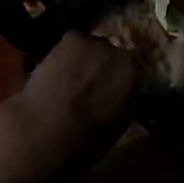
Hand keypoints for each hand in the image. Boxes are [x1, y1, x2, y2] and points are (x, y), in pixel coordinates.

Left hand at [12, 33, 136, 168]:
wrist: (45, 132)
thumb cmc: (82, 144)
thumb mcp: (115, 128)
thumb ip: (124, 104)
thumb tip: (121, 96)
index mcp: (138, 83)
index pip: (136, 74)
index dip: (122, 81)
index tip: (111, 89)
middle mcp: (125, 58)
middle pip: (116, 56)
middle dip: (105, 66)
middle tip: (89, 81)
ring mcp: (100, 45)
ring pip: (94, 46)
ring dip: (86, 57)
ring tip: (69, 74)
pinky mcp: (74, 38)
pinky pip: (74, 41)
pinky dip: (66, 51)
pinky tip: (54, 66)